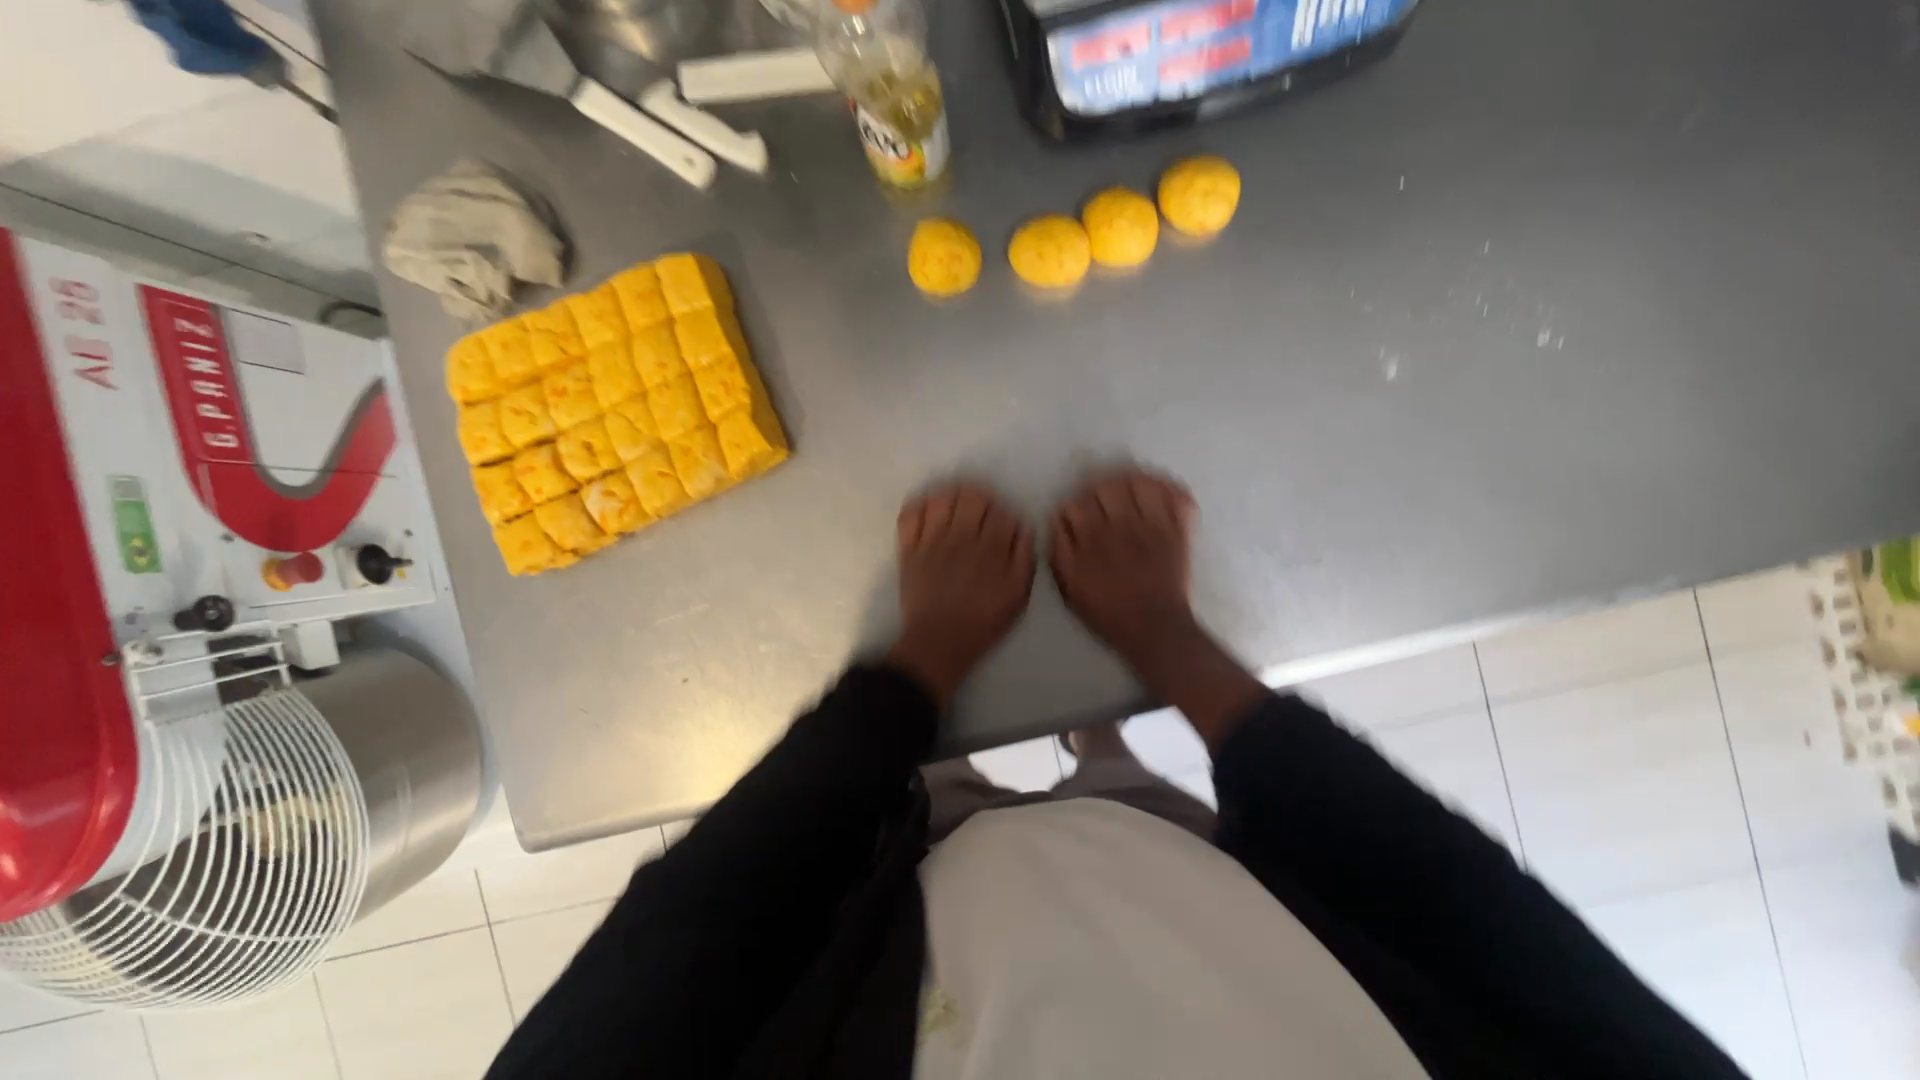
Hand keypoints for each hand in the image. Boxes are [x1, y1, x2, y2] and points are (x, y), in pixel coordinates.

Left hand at [887, 483, 1035, 707]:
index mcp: (990, 548)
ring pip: (941, 497)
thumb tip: (1022, 525)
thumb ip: (1023, 556)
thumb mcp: (1017, 594)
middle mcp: (960, 536)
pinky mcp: (908, 548)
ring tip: (956, 507)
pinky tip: (930, 510)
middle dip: (981, 498)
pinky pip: (910, 513)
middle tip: (980, 512)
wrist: (939, 641)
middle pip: (971, 495)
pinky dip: (921, 505)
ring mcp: (930, 540)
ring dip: (952, 495)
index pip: (999, 509)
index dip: (1003, 511)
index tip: (1001, 523)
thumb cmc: (982, 621)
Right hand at [1050, 466, 1265, 748]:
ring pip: (1141, 482)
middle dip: (1100, 488)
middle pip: (1107, 484)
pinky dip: (1168, 488)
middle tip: (1102, 499)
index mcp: (1092, 537)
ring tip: (1129, 490)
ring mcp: (1154, 524)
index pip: (1077, 501)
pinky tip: (1158, 491)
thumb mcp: (1069, 585)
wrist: (1153, 627)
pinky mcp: (1178, 530)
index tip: (1078, 514)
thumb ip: (1060, 547)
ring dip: (1131, 482)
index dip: (1074, 505)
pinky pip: (1177, 496)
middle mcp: (1122, 524)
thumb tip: (1060, 516)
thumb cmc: (1107, 610)